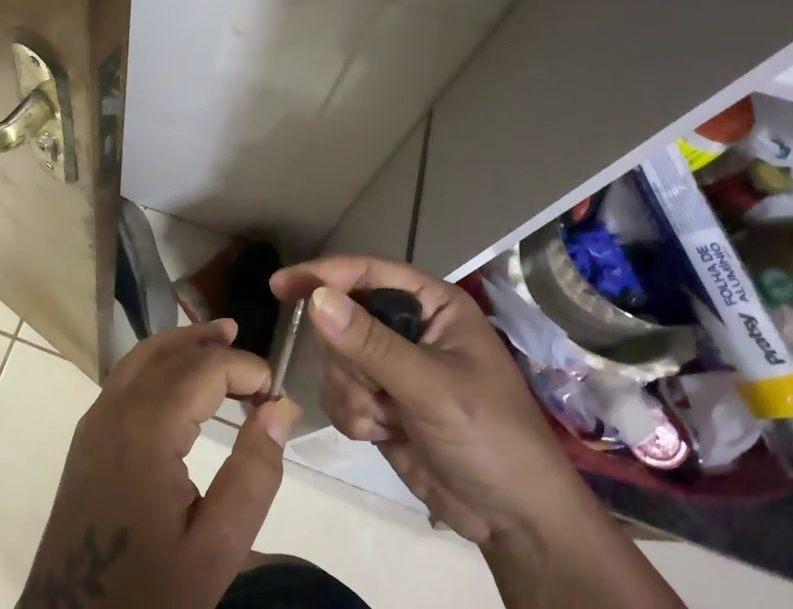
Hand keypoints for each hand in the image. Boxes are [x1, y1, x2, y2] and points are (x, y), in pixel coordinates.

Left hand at [19, 319, 302, 608]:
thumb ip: (254, 473)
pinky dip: (159, 366)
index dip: (245, 368)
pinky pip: (125, 381)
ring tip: (220, 340)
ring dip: (182, 346)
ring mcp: (93, 423)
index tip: (278, 391)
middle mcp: (113, 410)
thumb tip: (279, 409)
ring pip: (140, 360)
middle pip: (168, 353)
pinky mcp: (86, 441)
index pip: (204, 369)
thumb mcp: (218, 545)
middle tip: (252, 350)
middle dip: (213, 346)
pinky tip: (181, 383)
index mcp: (146, 428)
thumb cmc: (152, 589)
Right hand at [268, 257, 586, 546]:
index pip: (367, 274)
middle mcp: (410, 329)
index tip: (280, 287)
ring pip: (334, 360)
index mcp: (434, 307)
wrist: (512, 518)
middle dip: (346, 360)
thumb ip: (370, 343)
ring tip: (388, 420)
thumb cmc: (490, 438)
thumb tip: (316, 298)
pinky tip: (384, 434)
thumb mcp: (430, 388)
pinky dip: (353, 416)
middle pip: (341, 319)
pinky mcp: (380, 402)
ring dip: (351, 394)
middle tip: (373, 390)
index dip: (323, 276)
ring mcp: (392, 367)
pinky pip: (338, 393)